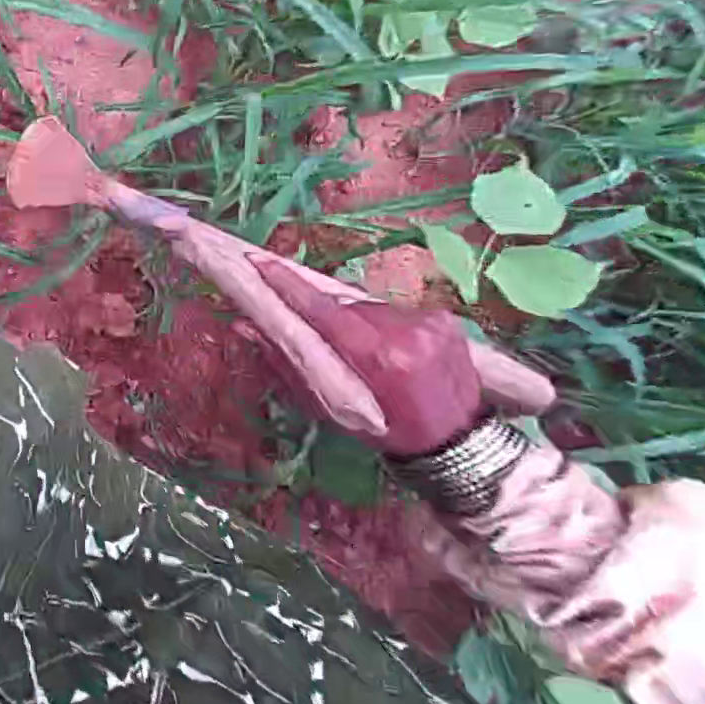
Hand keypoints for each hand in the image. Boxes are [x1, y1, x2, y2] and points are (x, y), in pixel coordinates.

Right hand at [253, 259, 481, 457]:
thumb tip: (245, 325)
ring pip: (366, 307)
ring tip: (352, 348)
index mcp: (378, 358)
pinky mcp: (443, 318)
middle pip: (342, 306)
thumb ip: (287, 364)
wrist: (459, 441)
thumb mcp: (329, 408)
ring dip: (349, 320)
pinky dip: (377, 324)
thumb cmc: (384, 431)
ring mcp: (429, 321)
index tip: (258, 262)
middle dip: (320, 313)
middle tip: (307, 325)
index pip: (322, 309)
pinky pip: (391, 311)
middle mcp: (406, 332)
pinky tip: (383, 349)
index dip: (287, 285)